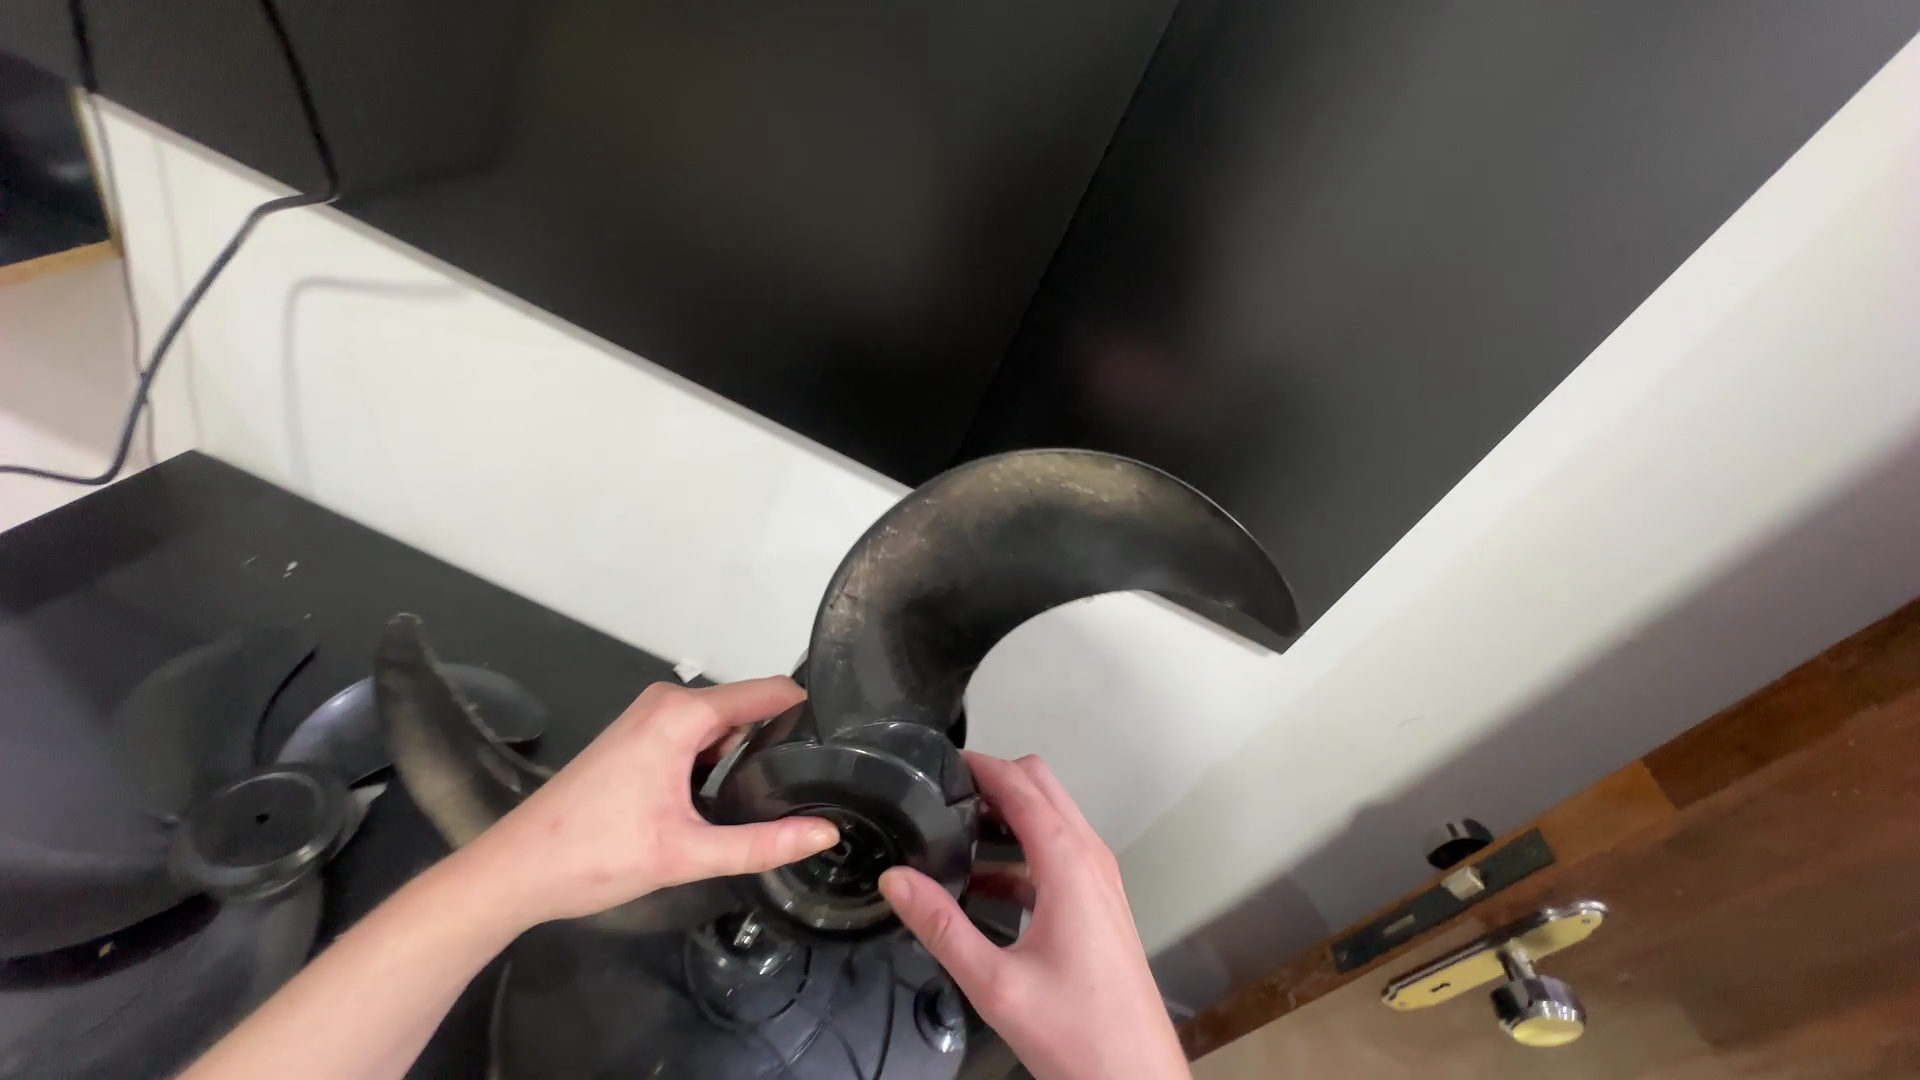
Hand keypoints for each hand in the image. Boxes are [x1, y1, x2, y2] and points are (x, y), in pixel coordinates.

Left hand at [453, 677, 839, 928]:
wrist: (512, 871)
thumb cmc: (596, 856)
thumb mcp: (687, 853)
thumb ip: (762, 843)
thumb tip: (825, 832)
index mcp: (683, 713)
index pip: (769, 691)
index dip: (807, 711)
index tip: (839, 741)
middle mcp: (669, 701)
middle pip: (747, 706)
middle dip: (778, 737)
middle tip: (809, 782)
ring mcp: (650, 715)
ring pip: (722, 721)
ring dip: (746, 750)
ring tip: (773, 794)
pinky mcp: (639, 734)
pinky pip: (698, 731)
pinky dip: (717, 755)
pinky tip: (723, 795)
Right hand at [878, 752, 1189, 1079]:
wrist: (1137, 1079)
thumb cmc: (1077, 1033)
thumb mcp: (995, 983)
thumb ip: (941, 927)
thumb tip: (896, 880)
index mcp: (1068, 863)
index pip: (1021, 787)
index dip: (983, 766)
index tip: (945, 763)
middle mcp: (1089, 857)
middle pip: (1043, 786)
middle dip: (997, 779)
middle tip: (949, 794)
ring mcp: (1099, 878)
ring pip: (1053, 816)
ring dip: (1011, 811)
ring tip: (959, 830)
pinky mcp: (1099, 901)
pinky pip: (1058, 852)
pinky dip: (1023, 848)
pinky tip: (986, 882)